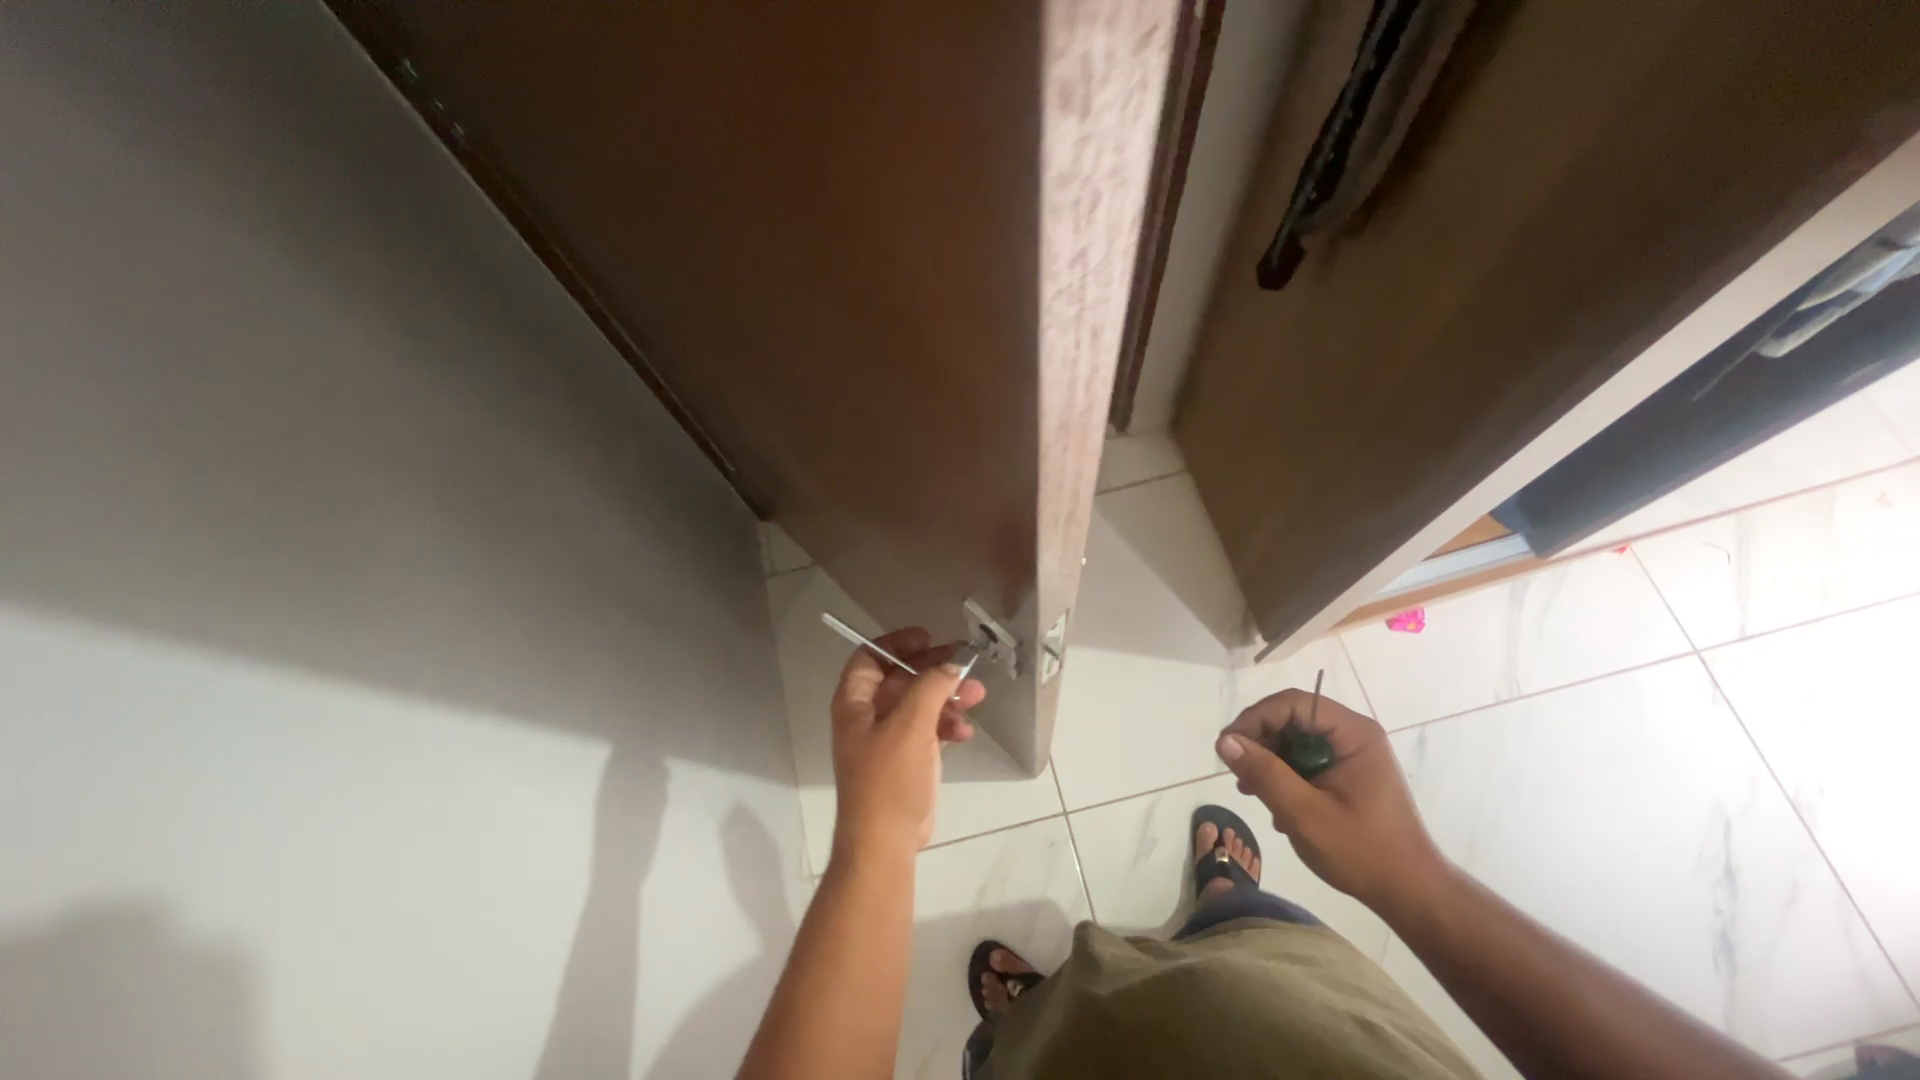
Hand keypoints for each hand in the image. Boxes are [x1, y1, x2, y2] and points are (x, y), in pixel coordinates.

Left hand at [829, 627, 986, 861]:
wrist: (885, 840)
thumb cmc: (888, 778)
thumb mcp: (910, 724)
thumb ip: (931, 686)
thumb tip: (952, 664)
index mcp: (854, 703)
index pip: (870, 657)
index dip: (897, 643)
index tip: (929, 637)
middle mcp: (867, 716)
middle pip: (901, 678)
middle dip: (933, 670)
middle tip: (965, 662)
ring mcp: (888, 739)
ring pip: (920, 704)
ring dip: (947, 697)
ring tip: (977, 696)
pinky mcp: (907, 759)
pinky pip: (929, 730)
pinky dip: (947, 726)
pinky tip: (965, 732)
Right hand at [1216, 689, 1450, 913]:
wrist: (1410, 892)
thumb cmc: (1362, 852)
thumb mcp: (1305, 814)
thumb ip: (1265, 774)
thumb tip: (1224, 741)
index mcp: (1354, 734)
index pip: (1293, 704)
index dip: (1255, 719)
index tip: (1226, 748)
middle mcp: (1354, 735)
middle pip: (1292, 719)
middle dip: (1260, 742)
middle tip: (1238, 774)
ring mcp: (1352, 754)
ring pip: (1294, 740)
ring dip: (1269, 762)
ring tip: (1252, 792)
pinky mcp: (1347, 774)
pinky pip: (1305, 760)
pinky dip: (1284, 776)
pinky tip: (1276, 804)